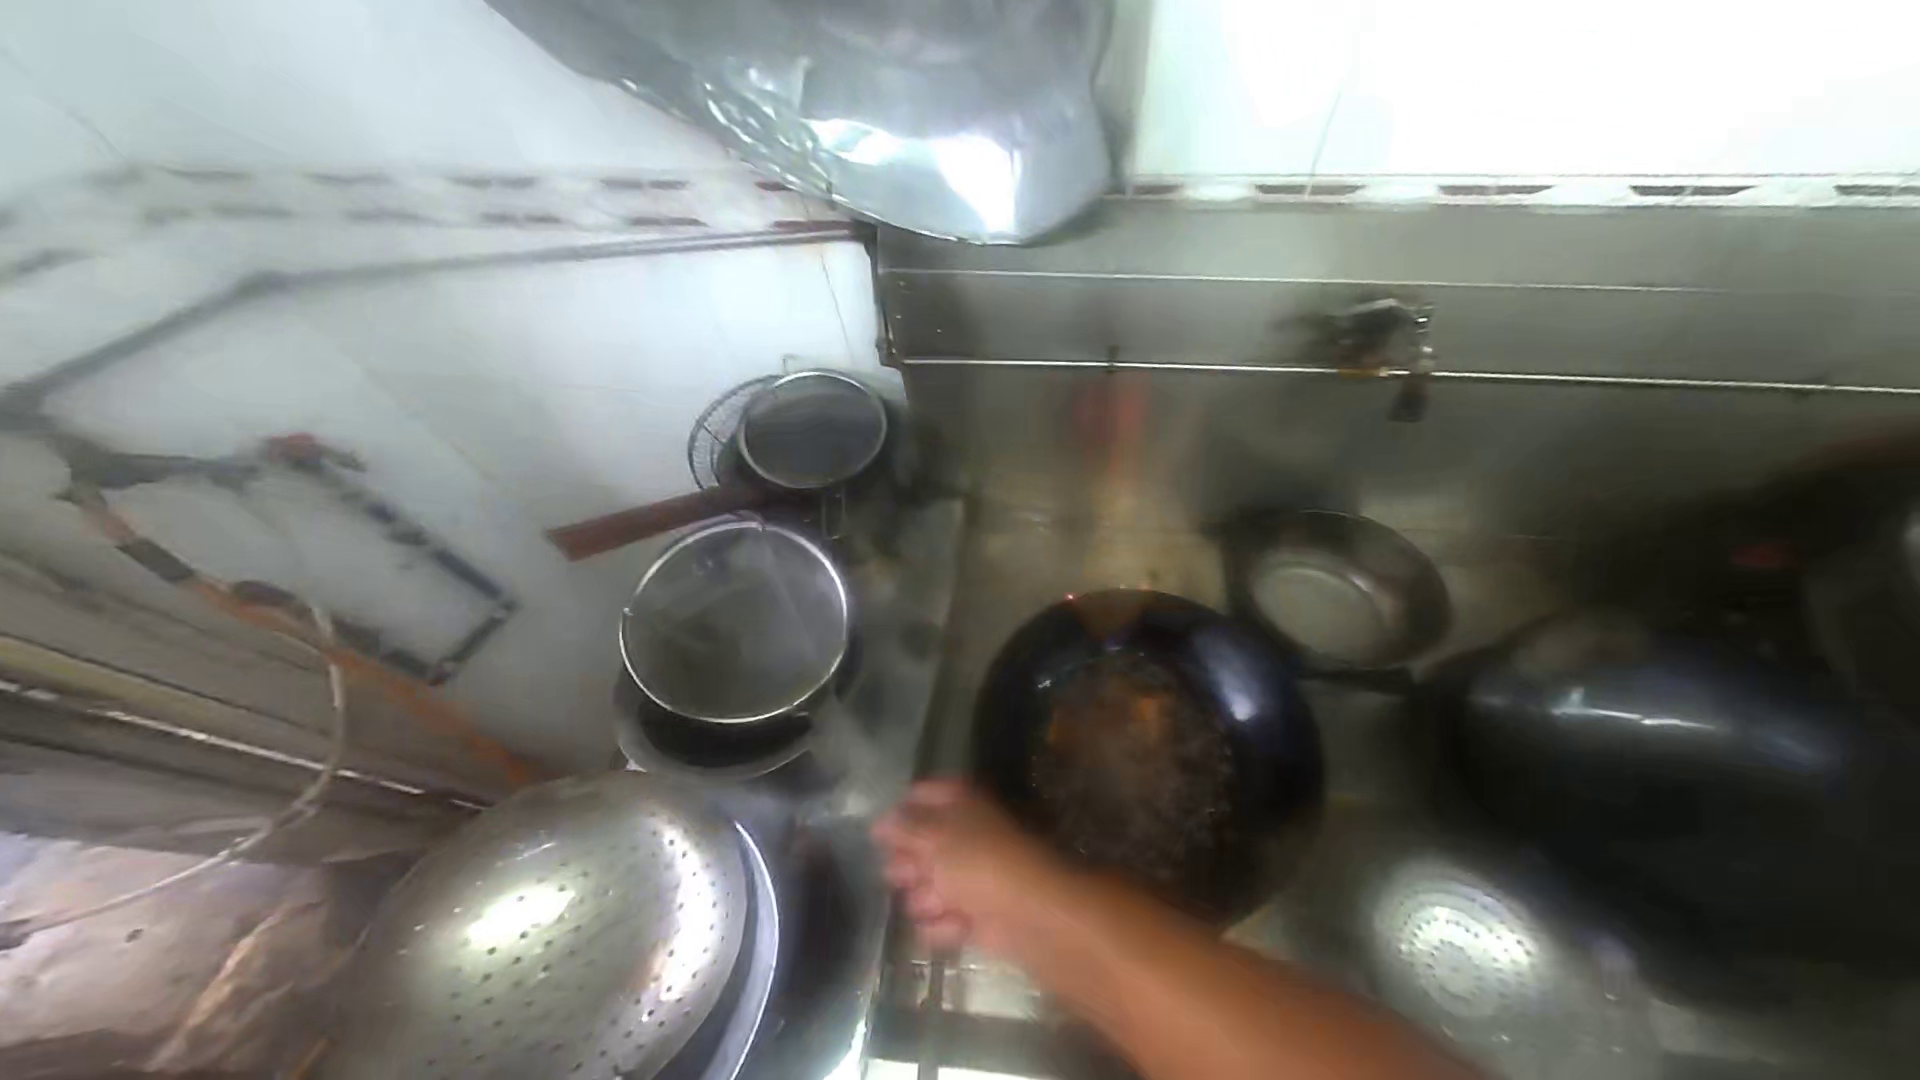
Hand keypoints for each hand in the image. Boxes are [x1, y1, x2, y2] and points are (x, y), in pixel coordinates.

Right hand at [871, 779, 1069, 953]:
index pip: (924, 795)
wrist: (1029, 912)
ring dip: (925, 896)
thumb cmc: (978, 861)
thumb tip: (880, 821)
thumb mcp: (934, 836)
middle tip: (901, 874)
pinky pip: (944, 916)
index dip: (900, 809)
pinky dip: (943, 924)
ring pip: (930, 883)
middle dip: (909, 862)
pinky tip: (950, 924)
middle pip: (922, 843)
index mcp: (961, 804)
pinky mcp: (974, 913)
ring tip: (933, 902)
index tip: (879, 831)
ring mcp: (971, 874)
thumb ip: (903, 827)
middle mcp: (965, 834)